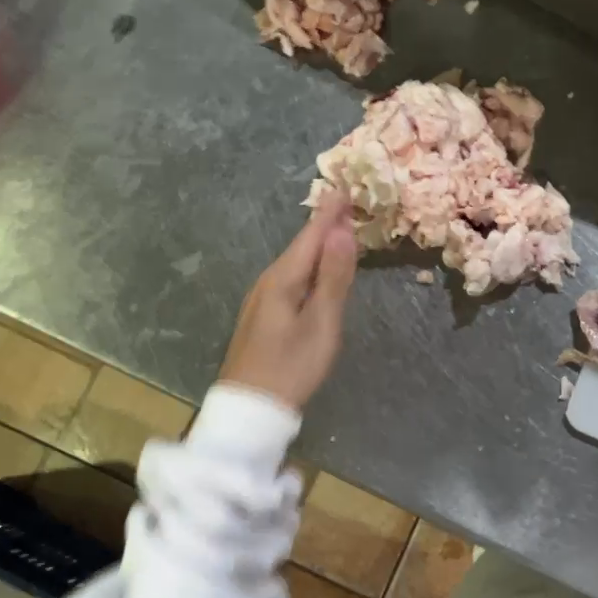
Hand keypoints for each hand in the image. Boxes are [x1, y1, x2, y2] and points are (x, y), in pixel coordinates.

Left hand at [218, 193, 357, 408]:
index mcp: (282, 278)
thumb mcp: (321, 322)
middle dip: (325, 223)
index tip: (346, 186)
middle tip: (348, 202)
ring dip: (318, 243)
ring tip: (339, 228)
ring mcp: (262, 299)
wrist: (249, 411)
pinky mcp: (263, 316)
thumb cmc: (291, 367)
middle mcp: (268, 281)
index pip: (311, 235)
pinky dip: (310, 264)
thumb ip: (334, 276)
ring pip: (296, 261)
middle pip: (301, 245)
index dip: (330, 212)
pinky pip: (291, 276)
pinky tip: (319, 267)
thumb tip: (342, 231)